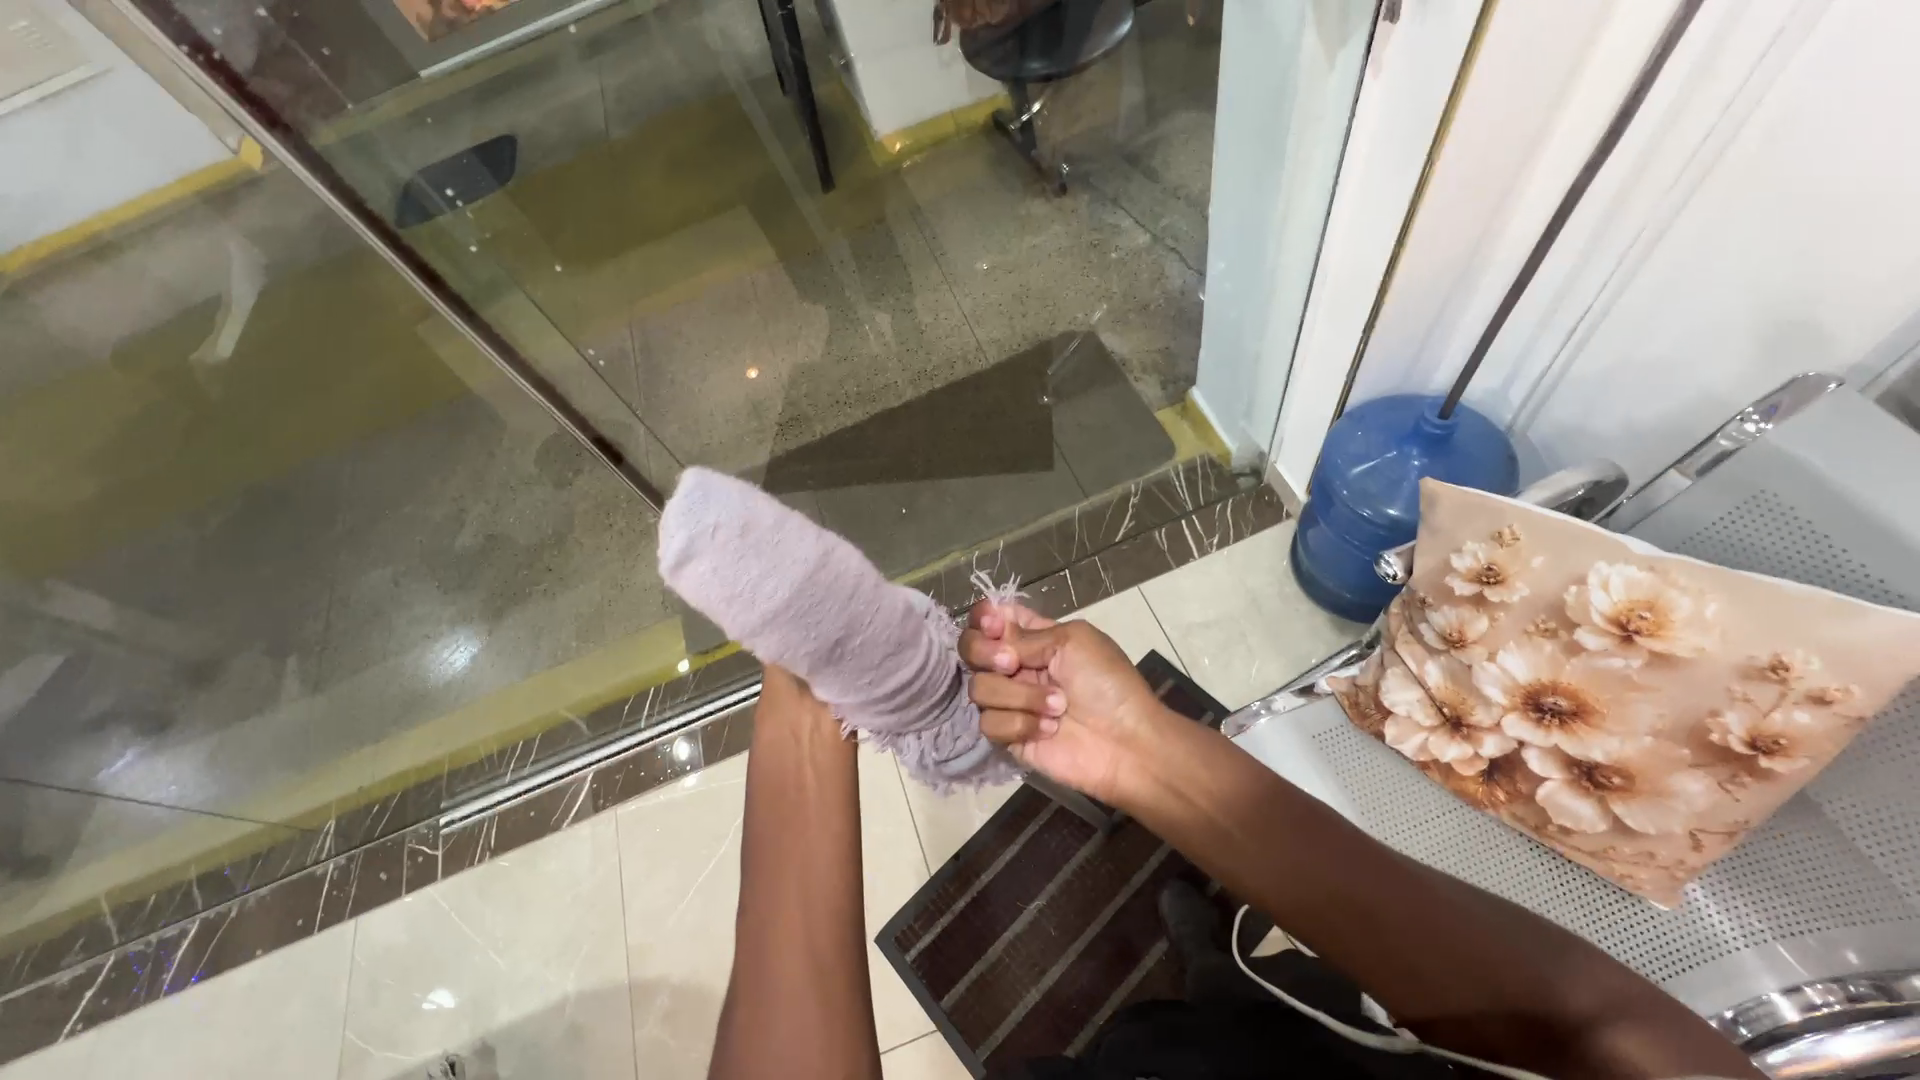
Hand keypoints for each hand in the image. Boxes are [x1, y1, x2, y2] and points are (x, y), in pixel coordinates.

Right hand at [960, 600, 1174, 805]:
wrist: (1125, 743)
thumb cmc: (1107, 683)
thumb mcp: (1073, 640)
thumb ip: (1027, 635)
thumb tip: (995, 640)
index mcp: (1034, 638)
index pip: (990, 619)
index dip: (983, 618)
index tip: (993, 625)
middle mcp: (1016, 666)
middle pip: (970, 649)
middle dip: (986, 653)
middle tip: (1012, 663)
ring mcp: (1010, 702)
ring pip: (979, 689)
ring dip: (1020, 696)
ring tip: (1057, 707)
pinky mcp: (1009, 736)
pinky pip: (989, 723)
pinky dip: (1021, 724)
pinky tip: (1048, 729)